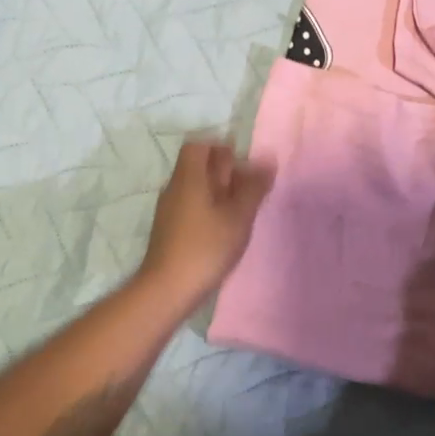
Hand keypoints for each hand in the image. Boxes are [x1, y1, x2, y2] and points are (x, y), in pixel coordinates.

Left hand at [139, 140, 275, 303]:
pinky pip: (190, 205)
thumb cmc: (206, 247)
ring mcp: (169, 210)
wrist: (167, 289)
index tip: (242, 162)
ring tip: (242, 209)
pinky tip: (225, 228)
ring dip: (218, 191)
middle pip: (197, 166)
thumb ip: (253, 187)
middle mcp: (174, 188)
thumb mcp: (238, 217)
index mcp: (189, 177)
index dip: (220, 146)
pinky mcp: (169, 230)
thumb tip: (267, 160)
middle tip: (250, 186)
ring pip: (194, 187)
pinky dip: (209, 208)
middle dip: (224, 170)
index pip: (198, 145)